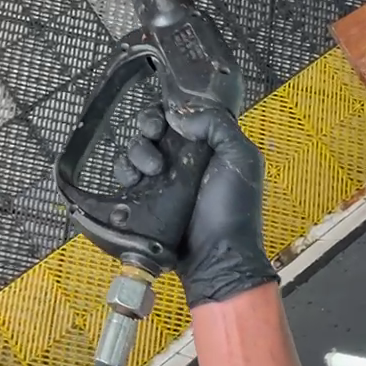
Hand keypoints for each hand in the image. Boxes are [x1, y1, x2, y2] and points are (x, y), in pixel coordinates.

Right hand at [113, 103, 274, 305]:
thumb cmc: (232, 207)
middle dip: (148, 124)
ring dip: (139, 151)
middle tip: (153, 135)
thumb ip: (216, 125)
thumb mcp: (240, 158)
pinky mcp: (144, 195)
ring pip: (137, 147)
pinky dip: (124, 170)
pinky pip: (125, 172)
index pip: (181, 113)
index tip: (167, 117)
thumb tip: (178, 116)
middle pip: (153, 125)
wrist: (215, 255)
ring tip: (152, 170)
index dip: (170, 109)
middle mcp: (182, 156)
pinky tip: (135, 180)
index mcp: (207, 144)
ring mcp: (161, 176)